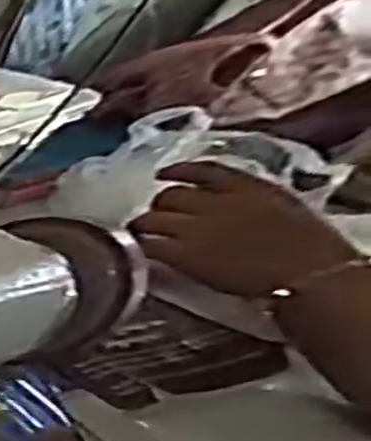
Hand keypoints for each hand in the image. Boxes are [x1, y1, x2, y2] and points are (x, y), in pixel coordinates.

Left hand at [130, 161, 358, 298]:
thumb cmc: (301, 241)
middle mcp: (220, 204)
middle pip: (171, 196)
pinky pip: (146, 245)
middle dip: (158, 204)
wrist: (304, 270)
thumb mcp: (279, 205)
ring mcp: (198, 229)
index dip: (179, 171)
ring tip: (139, 232)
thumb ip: (246, 198)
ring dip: (140, 225)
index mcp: (251, 188)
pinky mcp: (182, 255)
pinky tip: (136, 250)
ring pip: (150, 219)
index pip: (206, 171)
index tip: (163, 173)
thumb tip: (216, 200)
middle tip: (155, 214)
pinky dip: (136, 246)